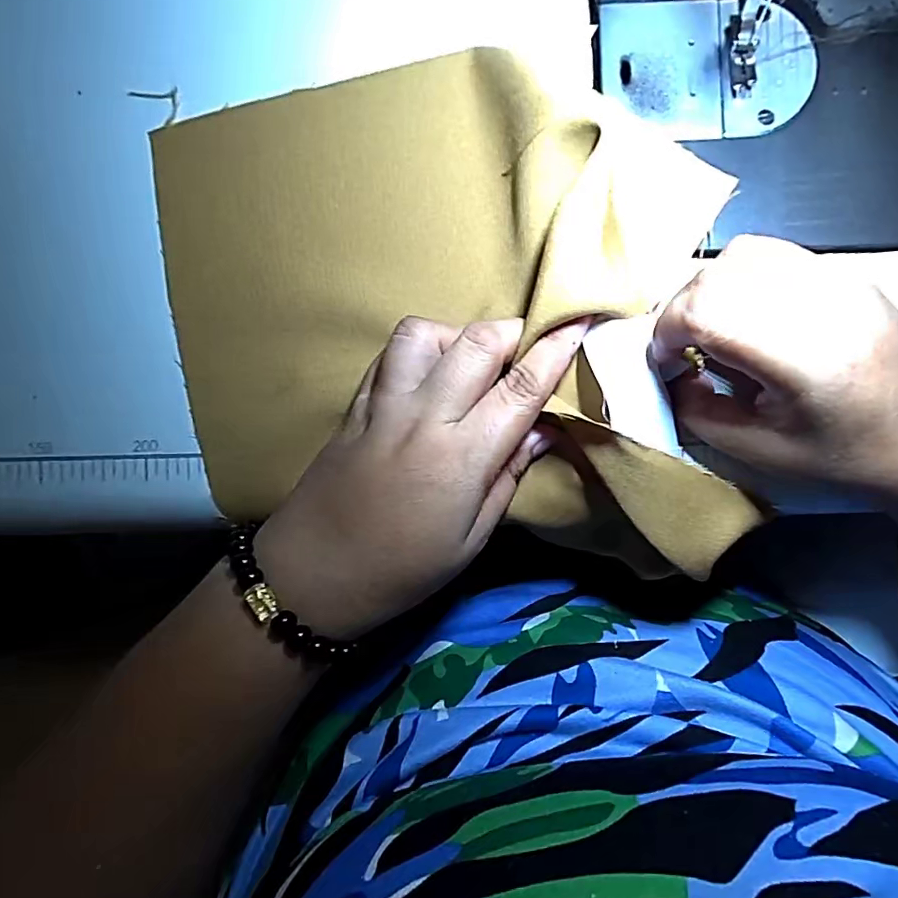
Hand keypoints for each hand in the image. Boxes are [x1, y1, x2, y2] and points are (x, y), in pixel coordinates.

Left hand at [254, 315, 588, 639]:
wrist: (316, 574)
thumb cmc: (407, 567)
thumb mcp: (475, 535)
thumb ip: (509, 474)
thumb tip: (544, 429)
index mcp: (463, 455)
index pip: (521, 387)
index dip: (557, 349)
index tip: (581, 322)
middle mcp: (425, 416)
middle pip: (478, 342)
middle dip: (515, 331)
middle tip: (532, 346)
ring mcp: (385, 404)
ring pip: (426, 332)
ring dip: (461, 335)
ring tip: (474, 363)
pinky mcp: (357, 404)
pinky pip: (392, 354)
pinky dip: (422, 349)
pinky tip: (433, 374)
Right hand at [652, 235, 897, 515]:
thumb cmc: (846, 457)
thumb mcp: (761, 451)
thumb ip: (700, 412)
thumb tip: (671, 374)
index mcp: (805, 356)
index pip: (706, 308)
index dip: (667, 332)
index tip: (667, 364)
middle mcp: (822, 301)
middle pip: (716, 275)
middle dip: (682, 311)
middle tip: (688, 353)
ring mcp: (838, 279)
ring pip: (741, 255)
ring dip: (710, 291)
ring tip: (719, 334)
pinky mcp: (845, 271)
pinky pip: (772, 255)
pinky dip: (742, 281)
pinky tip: (751, 319)